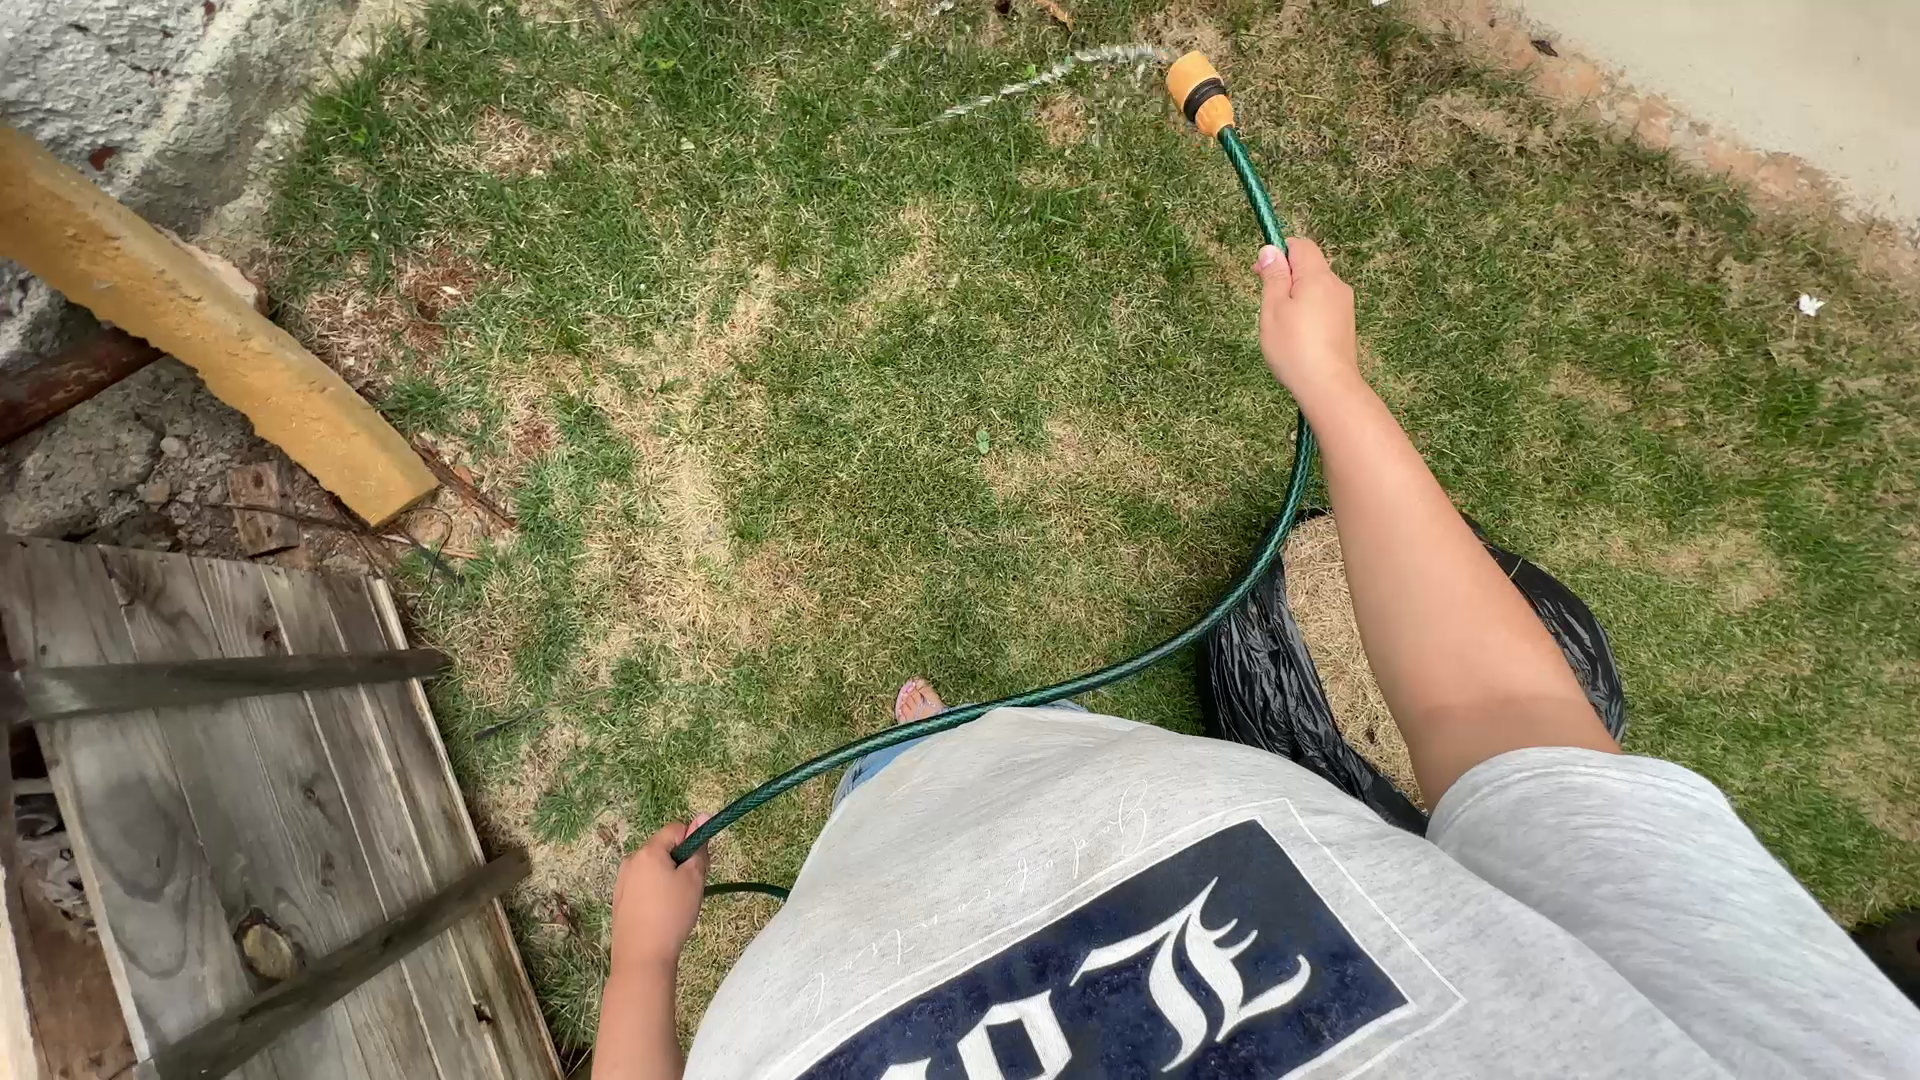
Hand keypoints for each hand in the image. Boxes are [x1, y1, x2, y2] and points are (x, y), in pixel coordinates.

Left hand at [609, 816, 711, 973]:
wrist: (642, 959)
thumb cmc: (672, 914)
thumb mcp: (694, 878)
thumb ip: (699, 846)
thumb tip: (703, 815)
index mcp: (648, 851)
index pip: (676, 829)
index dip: (692, 843)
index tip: (698, 866)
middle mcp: (631, 861)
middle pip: (664, 847)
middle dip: (680, 860)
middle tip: (691, 886)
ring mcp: (622, 882)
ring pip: (655, 867)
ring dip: (669, 875)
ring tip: (677, 902)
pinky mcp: (619, 901)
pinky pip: (644, 883)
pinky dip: (656, 890)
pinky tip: (661, 913)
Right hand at [1254, 238, 1361, 406]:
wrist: (1327, 385)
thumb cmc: (1293, 347)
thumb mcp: (1273, 309)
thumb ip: (1273, 277)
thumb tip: (1270, 250)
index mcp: (1317, 277)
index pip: (1301, 246)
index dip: (1279, 253)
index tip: (1261, 274)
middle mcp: (1336, 285)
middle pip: (1309, 267)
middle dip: (1286, 279)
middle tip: (1268, 306)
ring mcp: (1343, 305)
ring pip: (1315, 288)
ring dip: (1295, 298)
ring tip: (1282, 327)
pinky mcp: (1344, 323)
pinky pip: (1322, 306)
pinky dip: (1307, 312)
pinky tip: (1297, 337)